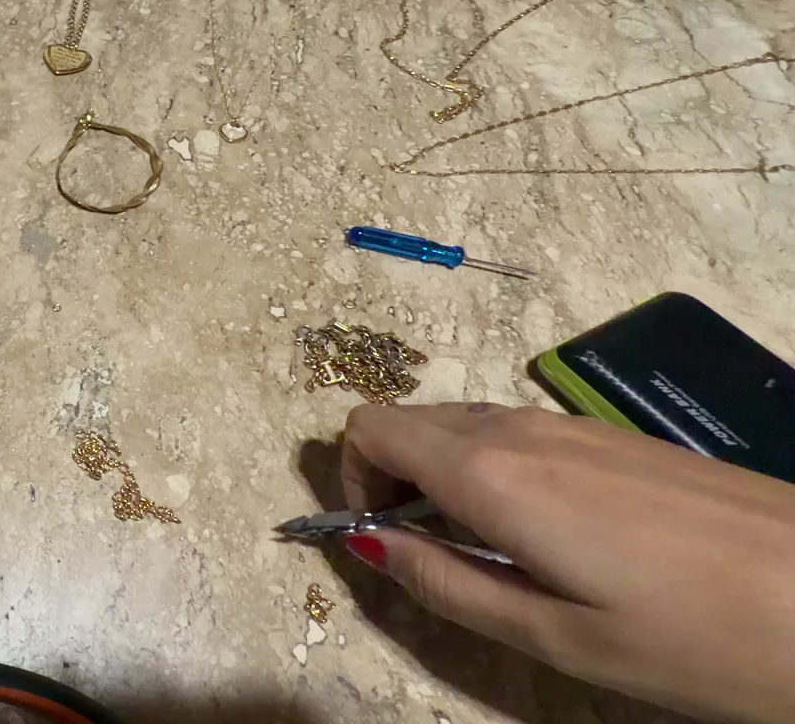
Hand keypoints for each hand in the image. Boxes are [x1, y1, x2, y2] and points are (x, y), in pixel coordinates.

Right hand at [340, 403, 794, 722]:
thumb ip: (444, 583)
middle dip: (388, 471)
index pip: (366, 428)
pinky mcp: (604, 432)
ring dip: (437, 467)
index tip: (382, 529)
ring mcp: (561, 423)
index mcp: (485, 472)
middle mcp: (509, 428)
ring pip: (453, 422)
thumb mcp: (561, 638)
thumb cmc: (708, 638)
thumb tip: (365, 542)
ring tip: (490, 539)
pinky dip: (487, 462)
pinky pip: (506, 429)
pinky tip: (552, 524)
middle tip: (428, 542)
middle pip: (403, 420)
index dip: (351, 473)